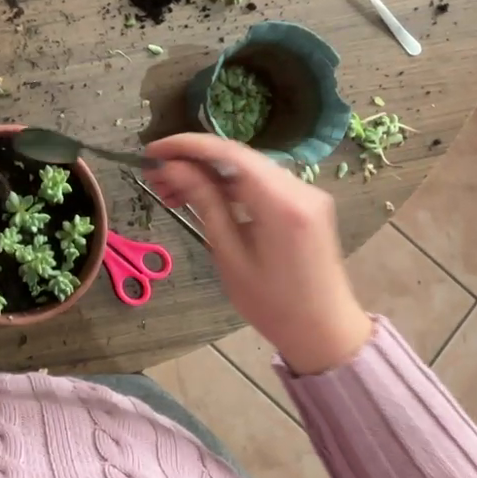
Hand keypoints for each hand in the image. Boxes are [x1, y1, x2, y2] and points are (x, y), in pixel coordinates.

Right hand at [143, 134, 372, 373]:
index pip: (228, 153)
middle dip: (191, 160)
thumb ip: (203, 202)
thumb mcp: (229, 254)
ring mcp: (305, 193)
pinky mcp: (303, 202)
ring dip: (206, 173)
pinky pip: (259, 181)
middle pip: (236, 156)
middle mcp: (299, 188)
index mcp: (281, 203)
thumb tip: (171, 167)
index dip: (185, 145)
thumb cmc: (272, 304)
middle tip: (153, 175)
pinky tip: (200, 197)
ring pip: (245, 167)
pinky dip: (227, 184)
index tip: (151, 151)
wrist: (325, 331)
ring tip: (169, 190)